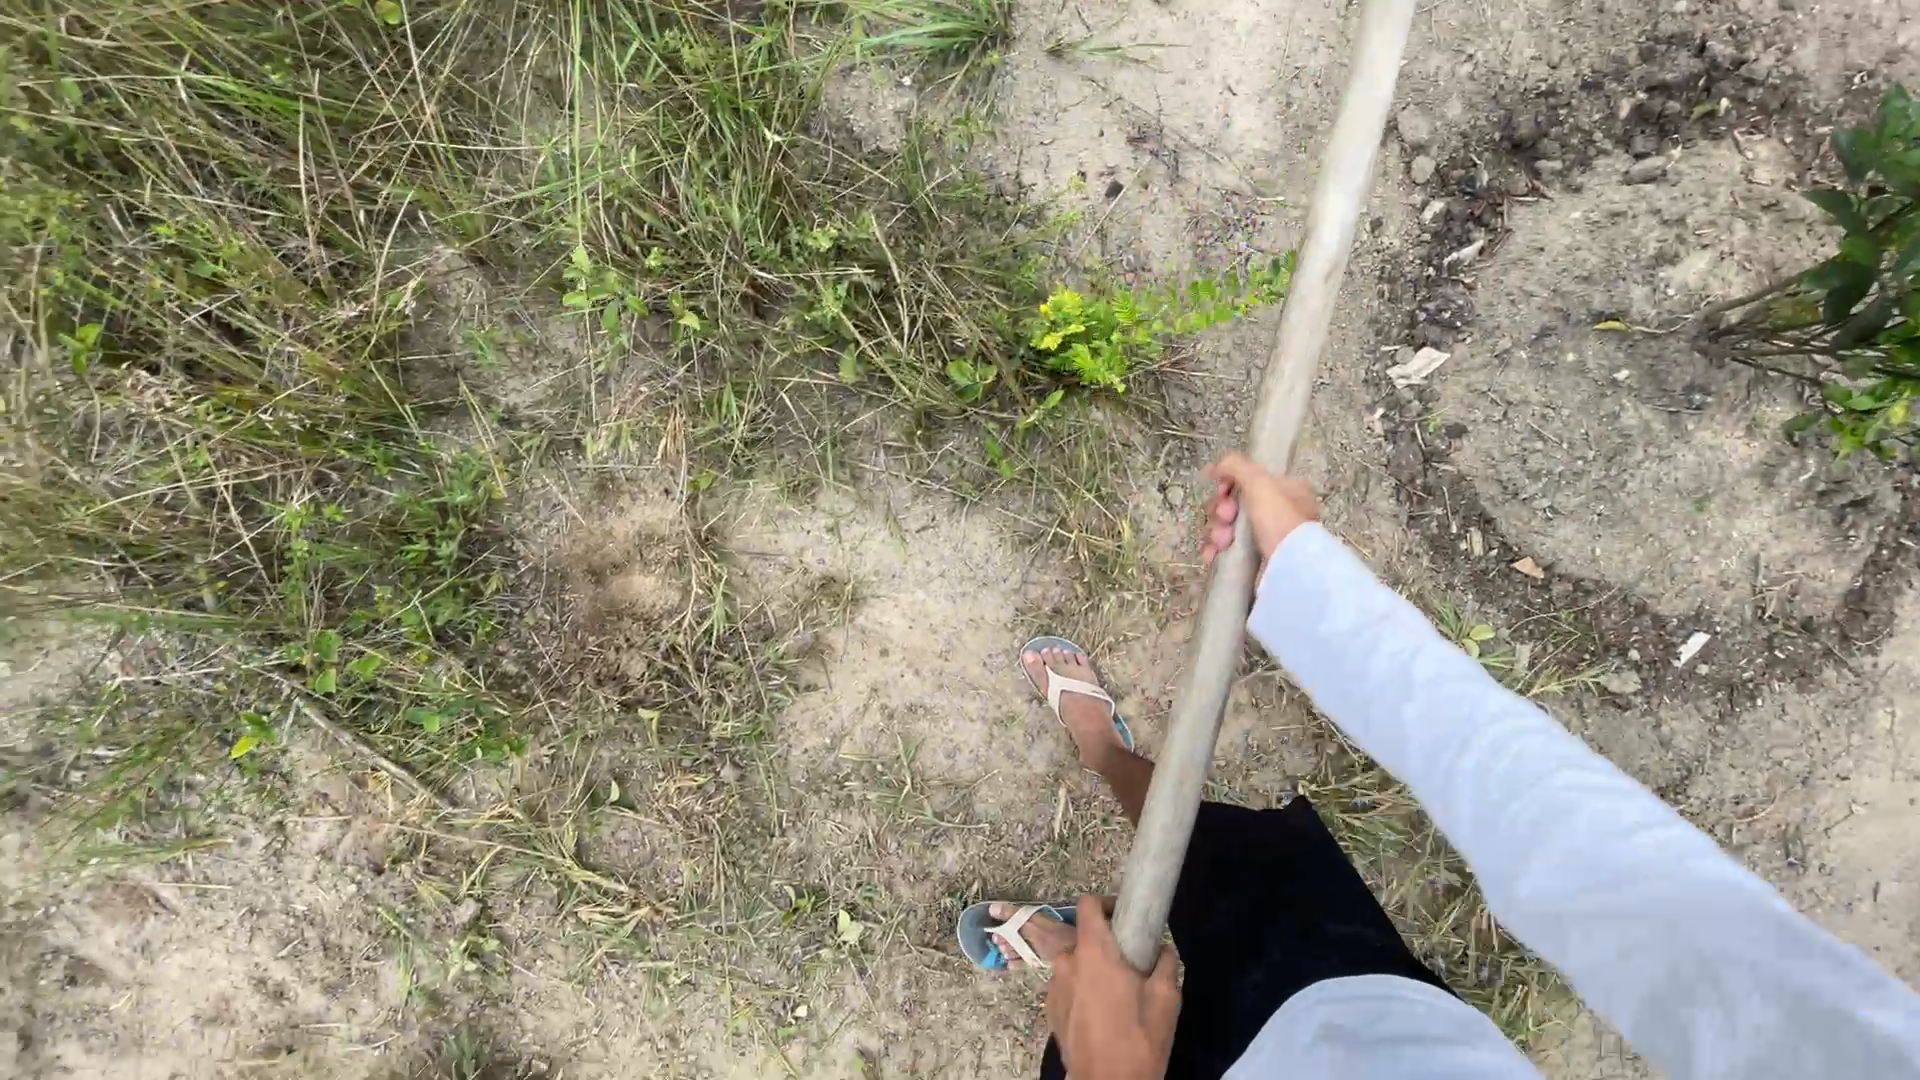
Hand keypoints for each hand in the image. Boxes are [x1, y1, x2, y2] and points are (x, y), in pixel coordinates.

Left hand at [1044, 897, 1179, 1079]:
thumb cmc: (1138, 1040)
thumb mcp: (1166, 1001)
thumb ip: (1165, 964)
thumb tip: (1163, 948)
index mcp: (1093, 951)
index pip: (1088, 904)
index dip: (1105, 904)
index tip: (1123, 917)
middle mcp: (1068, 961)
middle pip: (1081, 936)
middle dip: (1102, 943)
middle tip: (1126, 961)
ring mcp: (1054, 985)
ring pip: (1073, 963)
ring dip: (1090, 968)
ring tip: (1113, 992)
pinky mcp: (1050, 1009)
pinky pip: (1066, 986)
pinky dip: (1080, 989)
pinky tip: (1099, 1013)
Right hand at [1201, 452, 1318, 566]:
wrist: (1289, 569)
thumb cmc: (1280, 521)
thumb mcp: (1261, 483)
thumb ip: (1237, 466)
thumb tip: (1216, 467)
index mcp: (1286, 491)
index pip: (1249, 480)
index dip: (1229, 485)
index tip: (1222, 492)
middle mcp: (1277, 512)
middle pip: (1233, 504)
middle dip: (1221, 512)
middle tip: (1226, 519)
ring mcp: (1265, 537)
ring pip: (1226, 527)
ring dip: (1216, 532)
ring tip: (1222, 542)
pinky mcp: (1253, 559)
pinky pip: (1225, 548)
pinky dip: (1215, 550)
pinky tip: (1212, 555)